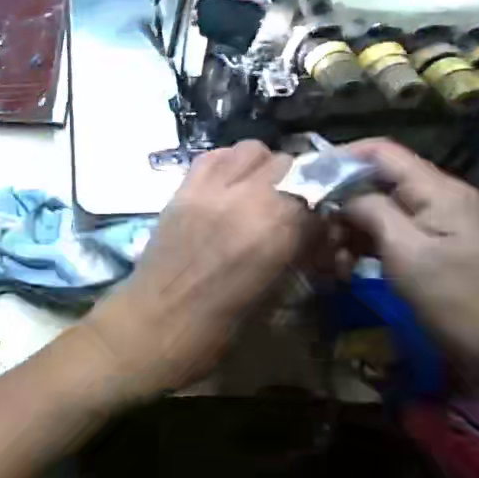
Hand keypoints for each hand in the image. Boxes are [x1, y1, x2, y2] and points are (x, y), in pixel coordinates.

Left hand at [76, 142, 307, 402]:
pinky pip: (213, 157)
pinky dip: (228, 164)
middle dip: (300, 184)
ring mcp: (210, 189)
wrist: (152, 326)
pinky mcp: (182, 189)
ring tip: (259, 193)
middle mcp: (246, 198)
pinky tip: (228, 188)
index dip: (326, 208)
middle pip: (290, 164)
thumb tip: (314, 234)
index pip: (320, 194)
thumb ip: (296, 252)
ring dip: (264, 167)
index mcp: (277, 230)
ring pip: (252, 150)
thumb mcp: (273, 293)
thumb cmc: (217, 327)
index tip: (321, 226)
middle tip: (293, 210)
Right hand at [332, 139, 478, 416]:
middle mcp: (438, 197)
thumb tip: (341, 193)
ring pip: (379, 208)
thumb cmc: (456, 299)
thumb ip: (371, 211)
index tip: (306, 178)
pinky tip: (345, 266)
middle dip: (341, 200)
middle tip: (313, 229)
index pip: (382, 152)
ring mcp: (437, 224)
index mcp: (438, 190)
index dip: (341, 157)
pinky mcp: (432, 248)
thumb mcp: (406, 251)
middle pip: (377, 180)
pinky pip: (389, 232)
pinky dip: (364, 244)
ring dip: (349, 227)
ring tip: (328, 256)